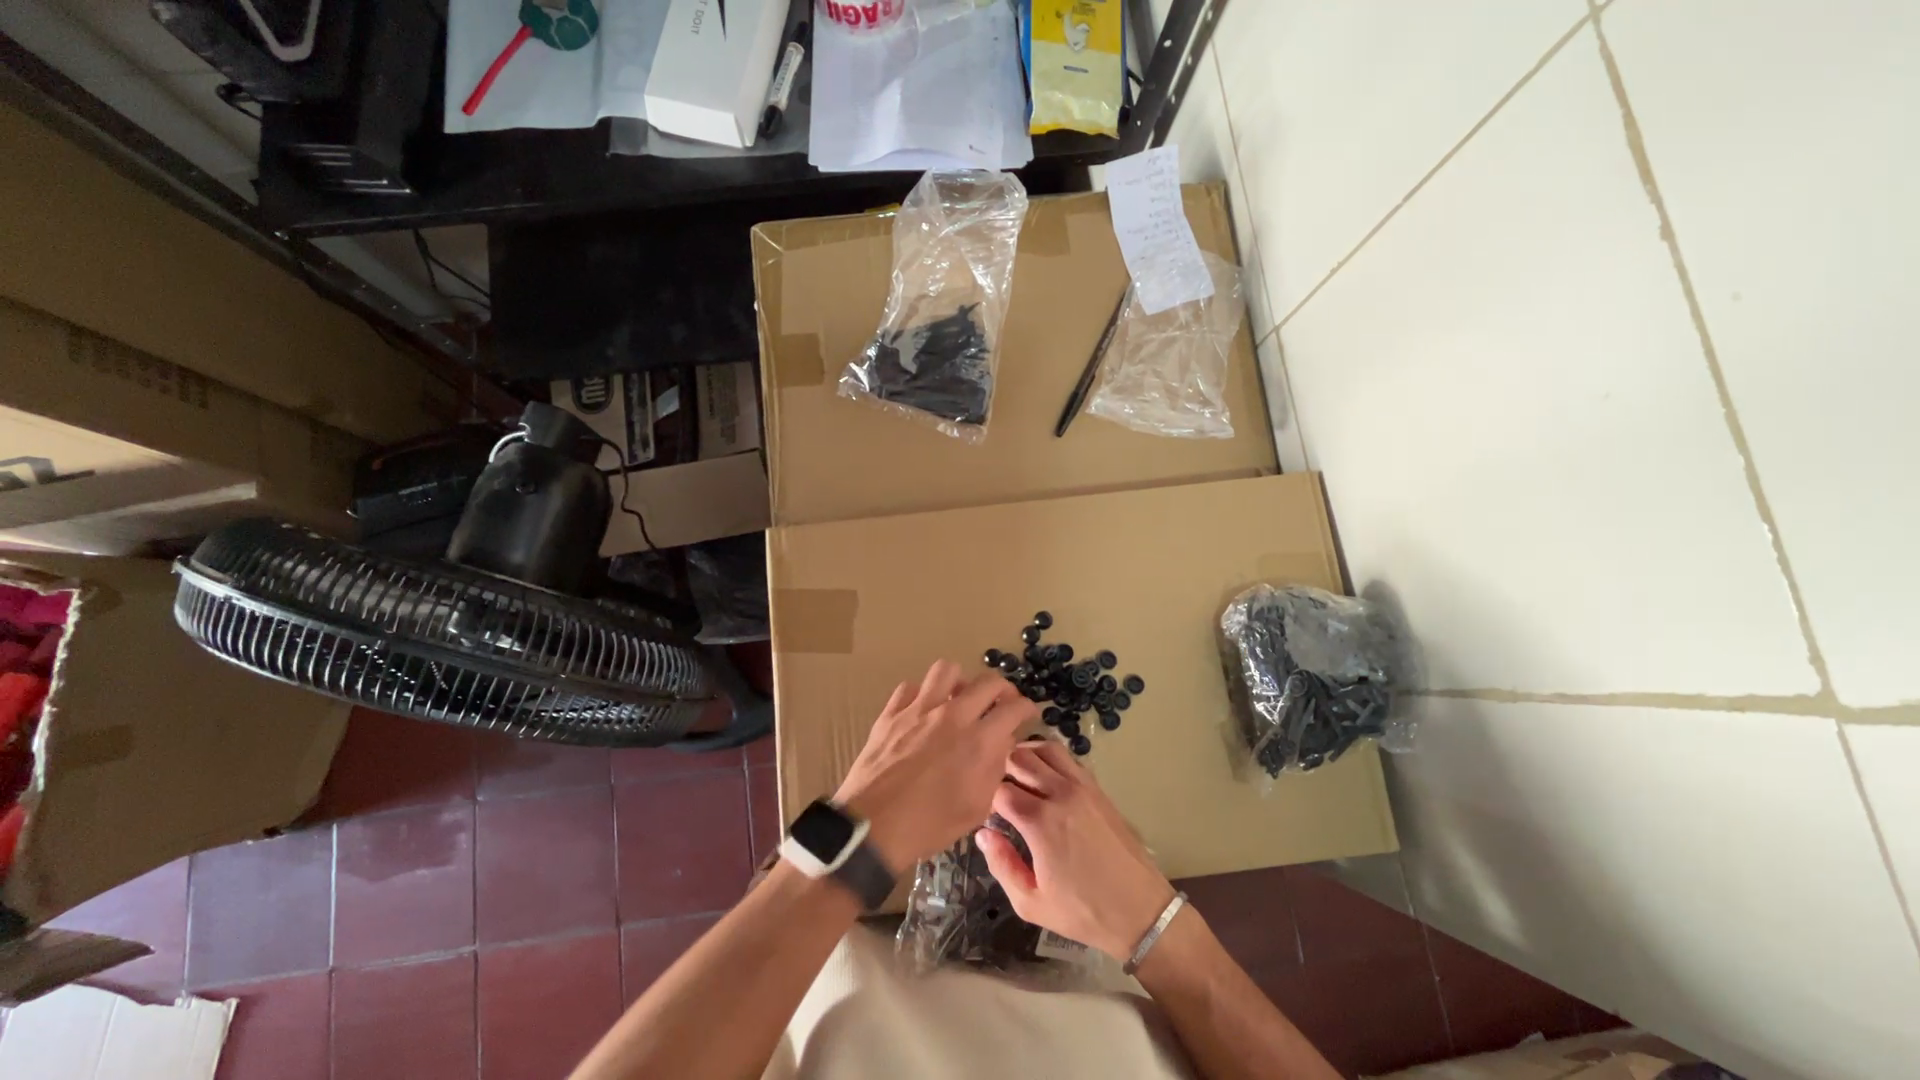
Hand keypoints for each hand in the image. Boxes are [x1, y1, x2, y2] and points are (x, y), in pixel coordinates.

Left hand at [833, 660, 1036, 875]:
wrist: (873, 827)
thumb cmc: (929, 825)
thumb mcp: (977, 807)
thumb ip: (995, 769)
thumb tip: (1002, 743)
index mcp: (978, 741)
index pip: (1014, 708)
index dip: (1027, 708)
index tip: (1027, 714)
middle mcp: (952, 716)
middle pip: (987, 682)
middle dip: (1002, 690)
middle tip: (1000, 704)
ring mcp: (918, 710)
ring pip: (947, 670)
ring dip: (960, 682)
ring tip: (960, 699)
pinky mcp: (891, 713)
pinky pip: (910, 687)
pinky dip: (922, 694)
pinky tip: (923, 710)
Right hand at [975, 739, 1176, 961]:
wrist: (1142, 911)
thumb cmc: (1083, 912)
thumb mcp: (1031, 902)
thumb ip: (1001, 865)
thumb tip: (984, 833)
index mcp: (1040, 820)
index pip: (998, 788)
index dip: (983, 797)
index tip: (982, 813)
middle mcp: (1060, 793)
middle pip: (1019, 758)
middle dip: (1000, 770)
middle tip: (994, 792)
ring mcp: (1083, 787)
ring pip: (1046, 749)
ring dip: (1026, 756)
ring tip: (1015, 776)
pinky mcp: (1099, 790)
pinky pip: (1068, 759)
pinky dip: (1049, 760)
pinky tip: (1043, 779)